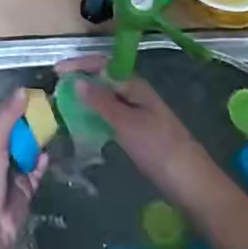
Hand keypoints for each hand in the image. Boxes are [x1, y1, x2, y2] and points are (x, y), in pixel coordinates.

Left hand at [0, 89, 47, 248]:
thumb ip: (6, 119)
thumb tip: (21, 92)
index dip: (12, 109)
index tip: (31, 96)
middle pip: (14, 135)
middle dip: (29, 124)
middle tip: (48, 110)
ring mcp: (10, 174)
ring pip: (26, 152)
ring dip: (37, 142)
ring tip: (52, 127)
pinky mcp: (24, 189)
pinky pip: (35, 171)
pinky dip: (41, 162)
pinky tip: (48, 154)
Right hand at [54, 54, 229, 210]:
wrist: (192, 183)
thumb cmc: (158, 149)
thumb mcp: (125, 124)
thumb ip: (101, 102)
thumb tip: (77, 82)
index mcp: (135, 86)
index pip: (103, 65)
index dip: (79, 65)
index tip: (56, 72)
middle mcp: (137, 95)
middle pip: (104, 80)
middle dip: (80, 82)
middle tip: (57, 91)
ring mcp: (140, 114)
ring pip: (107, 99)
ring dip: (87, 100)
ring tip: (65, 108)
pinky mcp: (140, 132)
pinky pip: (112, 116)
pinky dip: (96, 117)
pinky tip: (85, 127)